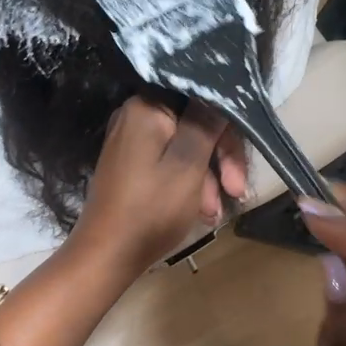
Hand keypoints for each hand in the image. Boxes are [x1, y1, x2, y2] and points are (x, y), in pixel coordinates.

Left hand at [70, 97, 229, 276]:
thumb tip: (220, 90)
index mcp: (146, 107)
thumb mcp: (187, 165)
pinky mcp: (130, 164)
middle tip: (237, 193)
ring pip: (184, 148)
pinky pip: (168, 163)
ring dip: (206, 179)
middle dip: (220, 160)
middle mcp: (135, 116)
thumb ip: (207, 124)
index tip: (239, 165)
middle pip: (194, 125)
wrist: (106, 255)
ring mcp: (130, 141)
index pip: (201, 100)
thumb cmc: (150, 209)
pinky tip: (201, 212)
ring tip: (214, 213)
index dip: (228, 130)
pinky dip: (187, 184)